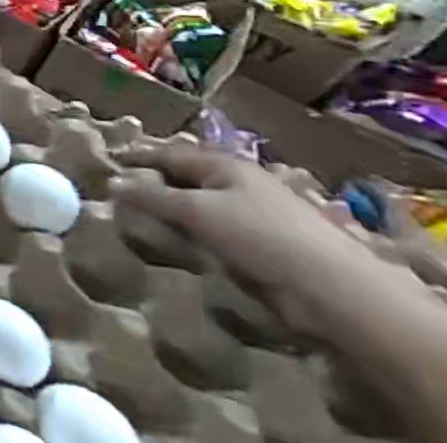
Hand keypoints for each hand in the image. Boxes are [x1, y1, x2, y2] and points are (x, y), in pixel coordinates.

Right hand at [109, 143, 403, 327]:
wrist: (338, 293)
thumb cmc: (261, 236)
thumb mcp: (196, 212)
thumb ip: (151, 196)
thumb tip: (110, 182)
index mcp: (226, 164)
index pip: (169, 153)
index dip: (137, 158)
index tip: (107, 166)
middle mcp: (243, 183)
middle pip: (188, 178)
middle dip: (156, 185)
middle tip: (121, 197)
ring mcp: (261, 215)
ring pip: (205, 207)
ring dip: (178, 214)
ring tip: (146, 224)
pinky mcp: (271, 246)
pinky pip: (221, 233)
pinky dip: (200, 236)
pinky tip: (186, 248)